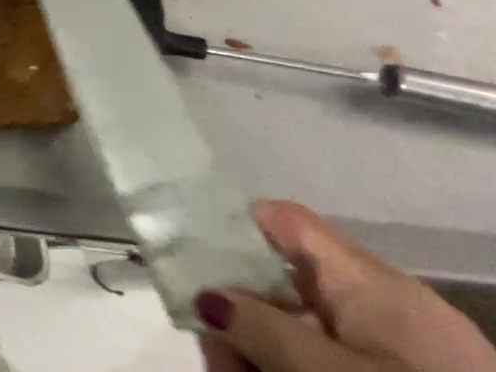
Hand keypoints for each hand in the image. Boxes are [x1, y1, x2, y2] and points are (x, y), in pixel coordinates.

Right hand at [198, 200, 495, 371]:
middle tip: (211, 349)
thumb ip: (260, 327)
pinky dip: (283, 366)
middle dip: (233, 310)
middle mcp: (384, 307)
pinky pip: (322, 356)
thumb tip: (205, 295)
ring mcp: (395, 351)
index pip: (282, 220)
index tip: (181, 255)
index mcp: (375, 285)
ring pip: (294, 326)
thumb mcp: (326, 370)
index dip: (226, 226)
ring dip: (251, 346)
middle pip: (279, 281)